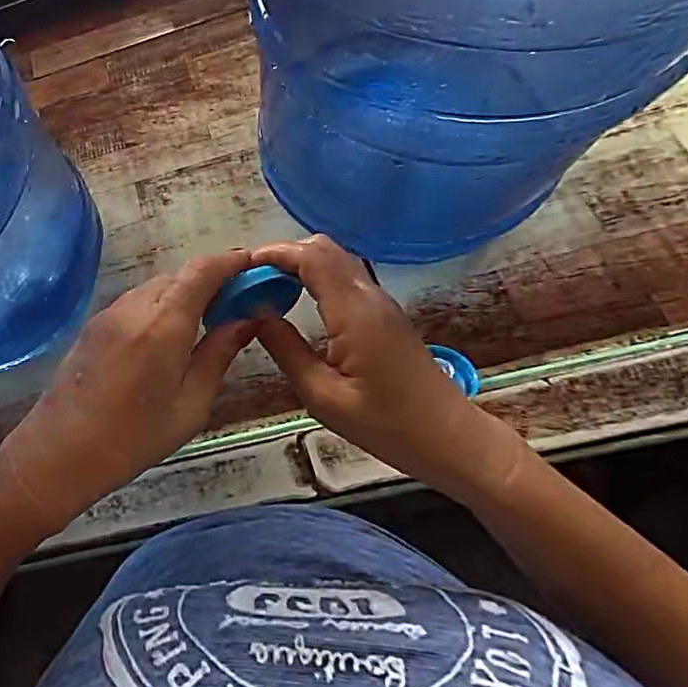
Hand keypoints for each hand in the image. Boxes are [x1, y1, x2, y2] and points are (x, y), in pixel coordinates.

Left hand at [0, 250, 260, 537]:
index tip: (253, 264)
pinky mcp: (94, 324)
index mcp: (164, 324)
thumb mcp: (190, 404)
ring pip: (157, 287)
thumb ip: (219, 354)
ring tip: (205, 322)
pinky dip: (161, 305)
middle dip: (211, 281)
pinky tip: (169, 336)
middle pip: (180, 276)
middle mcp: (134, 307)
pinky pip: (137, 301)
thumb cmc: (133, 438)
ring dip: (184, 293)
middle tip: (236, 303)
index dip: (230, 261)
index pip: (202, 271)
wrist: (58, 453)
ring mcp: (109, 313)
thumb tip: (247, 320)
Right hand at [251, 235, 530, 498]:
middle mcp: (369, 296)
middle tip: (249, 280)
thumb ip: (285, 349)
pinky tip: (295, 302)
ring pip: (335, 260)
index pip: (311, 256)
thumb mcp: (323, 396)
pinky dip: (314, 278)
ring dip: (299, 264)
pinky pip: (344, 279)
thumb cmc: (385, 425)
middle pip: (323, 249)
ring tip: (264, 289)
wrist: (447, 437)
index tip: (240, 268)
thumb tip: (254, 313)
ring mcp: (380, 302)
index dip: (273, 253)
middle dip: (282, 255)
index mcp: (354, 311)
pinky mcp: (383, 313)